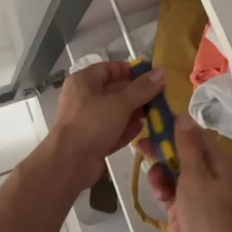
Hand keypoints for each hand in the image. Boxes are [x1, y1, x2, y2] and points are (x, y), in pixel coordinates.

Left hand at [49, 61, 166, 184]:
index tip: (152, 75)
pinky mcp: (94, 141)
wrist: (70, 163)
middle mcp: (84, 98)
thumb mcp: (119, 103)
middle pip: (114, 91)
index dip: (130, 70)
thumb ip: (141, 89)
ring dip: (135, 113)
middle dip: (137, 94)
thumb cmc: (92, 123)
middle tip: (161, 96)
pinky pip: (114, 130)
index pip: (109, 69)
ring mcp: (88, 121)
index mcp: (83, 81)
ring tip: (158, 112)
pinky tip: (144, 129)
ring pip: (115, 112)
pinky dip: (127, 129)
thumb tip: (161, 72)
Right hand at [141, 116, 231, 231]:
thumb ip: (187, 146)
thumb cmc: (207, 213)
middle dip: (164, 147)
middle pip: (184, 152)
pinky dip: (161, 188)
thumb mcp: (196, 175)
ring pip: (173, 171)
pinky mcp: (183, 210)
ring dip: (161, 168)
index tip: (156, 117)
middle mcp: (209, 175)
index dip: (179, 126)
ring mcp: (196, 194)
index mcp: (219, 163)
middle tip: (142, 140)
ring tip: (148, 166)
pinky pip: (169, 191)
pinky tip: (155, 188)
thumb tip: (183, 118)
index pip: (198, 136)